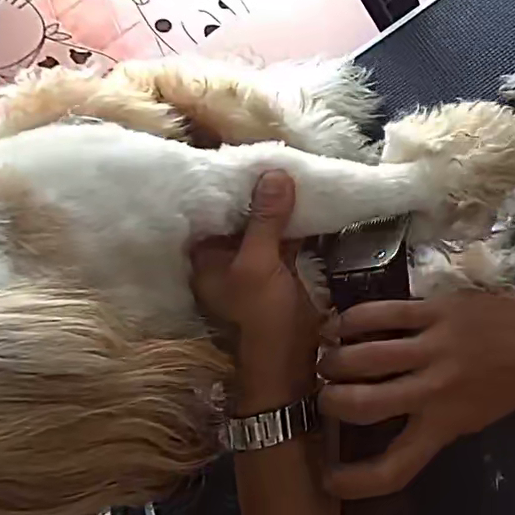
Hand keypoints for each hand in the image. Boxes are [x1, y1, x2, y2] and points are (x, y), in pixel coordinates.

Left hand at [191, 171, 321, 412]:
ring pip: (264, 221)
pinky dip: (295, 218)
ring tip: (293, 167)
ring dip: (278, 201)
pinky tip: (309, 196)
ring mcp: (253, 260)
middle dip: (257, 187)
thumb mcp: (259, 265)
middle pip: (239, 212)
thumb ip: (265, 221)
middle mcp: (225, 255)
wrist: (289, 362)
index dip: (225, 181)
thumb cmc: (262, 317)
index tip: (245, 152)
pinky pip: (284, 234)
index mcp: (206, 255)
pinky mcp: (279, 266)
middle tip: (276, 153)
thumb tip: (274, 173)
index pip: (209, 207)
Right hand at [316, 292, 514, 497]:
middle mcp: (432, 391)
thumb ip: (429, 426)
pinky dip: (351, 320)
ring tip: (324, 357)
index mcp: (443, 425)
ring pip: (364, 358)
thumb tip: (385, 428)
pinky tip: (338, 324)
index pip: (393, 467)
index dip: (353, 481)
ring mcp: (432, 348)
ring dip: (333, 360)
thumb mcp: (469, 419)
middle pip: (361, 405)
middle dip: (330, 402)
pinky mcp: (435, 312)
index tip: (329, 478)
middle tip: (324, 394)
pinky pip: (383, 314)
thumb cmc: (506, 385)